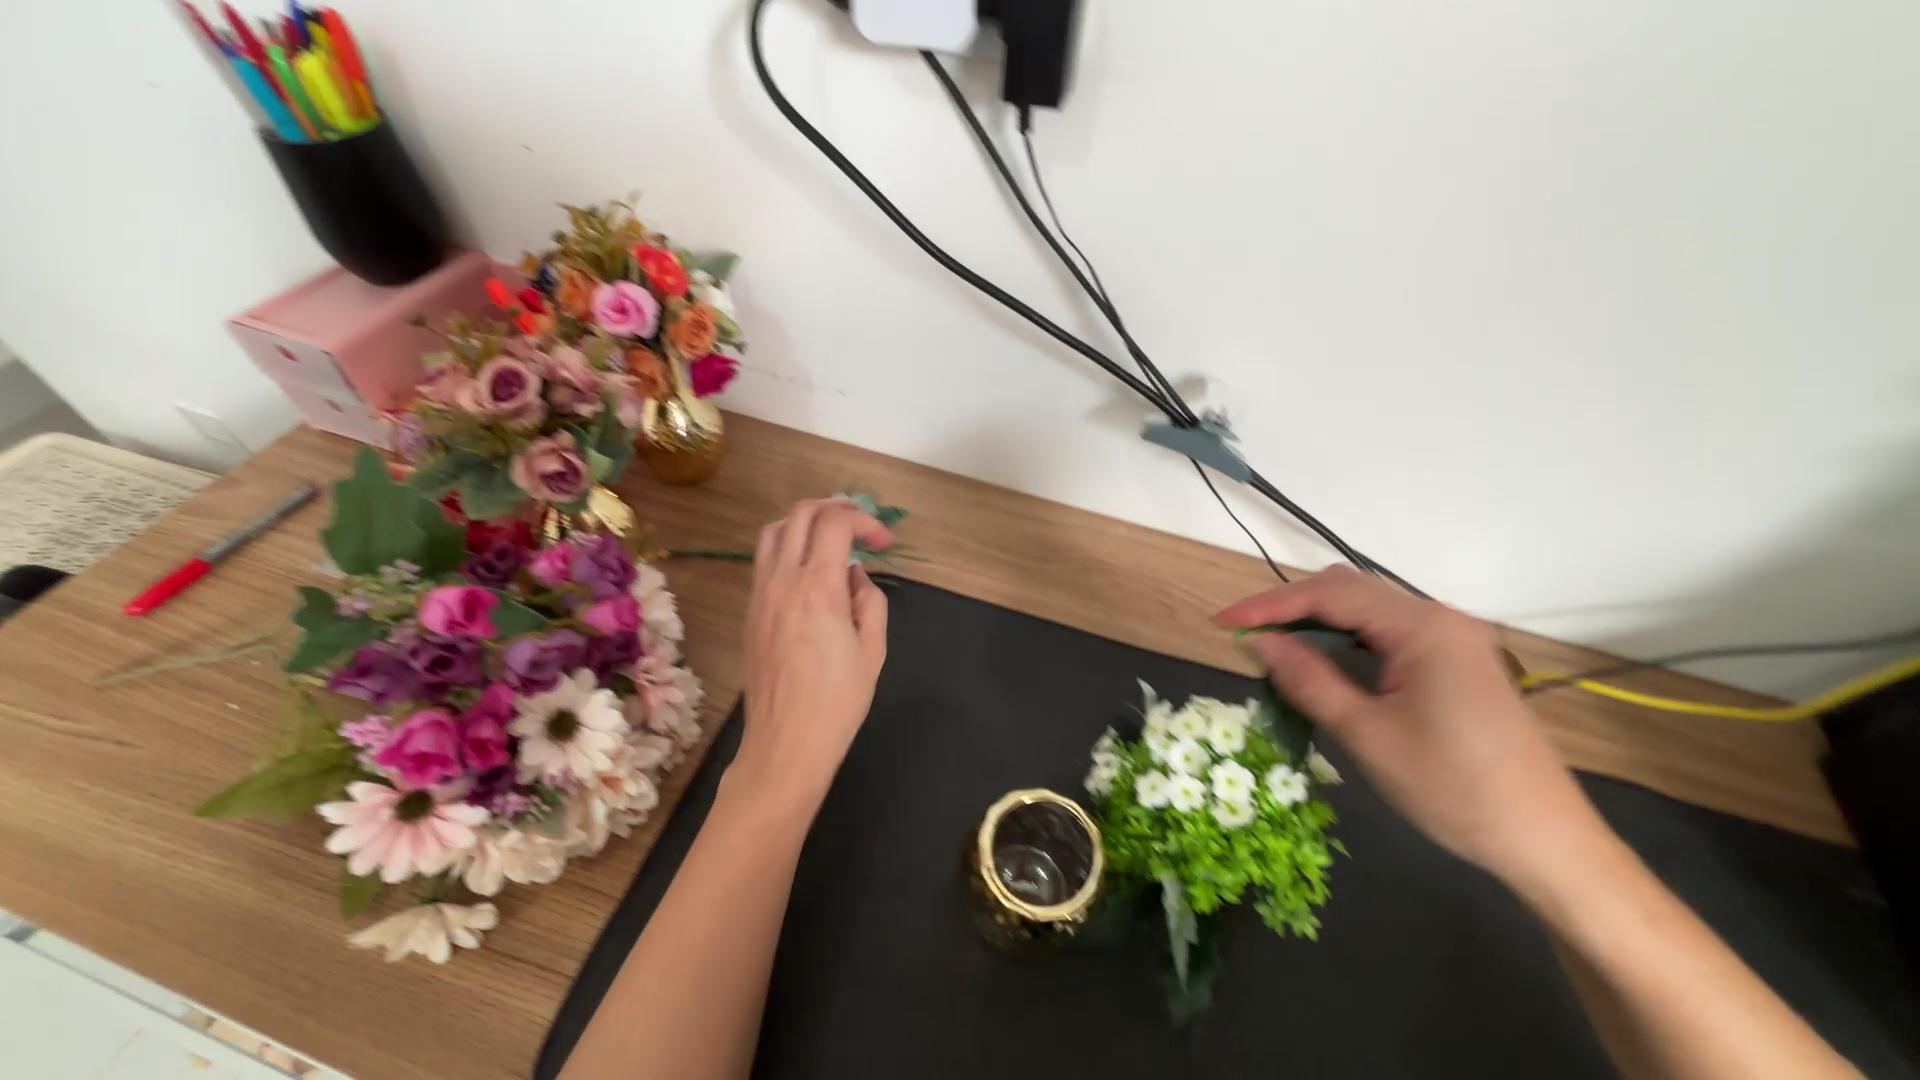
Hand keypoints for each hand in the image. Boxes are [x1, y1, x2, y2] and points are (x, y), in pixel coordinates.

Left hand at [731, 499, 892, 806]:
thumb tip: (856, 576)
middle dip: (835, 508)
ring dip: (804, 522)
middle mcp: (783, 581)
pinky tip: (808, 568)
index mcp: (818, 588)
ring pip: (773, 532)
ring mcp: (760, 595)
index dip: (866, 522)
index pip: (836, 525)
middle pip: (800, 515)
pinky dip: (786, 546)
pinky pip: (763, 560)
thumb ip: (869, 601)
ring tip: (830, 537)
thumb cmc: (838, 701)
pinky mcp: (750, 612)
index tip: (886, 542)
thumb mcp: (872, 650)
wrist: (786, 742)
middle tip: (860, 525)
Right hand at [1216, 566, 1607, 888]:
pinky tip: (1325, 661)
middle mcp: (1440, 618)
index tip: (1222, 622)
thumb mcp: (1367, 735)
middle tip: (1245, 635)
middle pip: (1350, 590)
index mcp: (1421, 627)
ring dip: (1318, 621)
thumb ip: (1309, 679)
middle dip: (1291, 606)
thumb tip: (1259, 642)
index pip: (1329, 595)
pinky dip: (1348, 638)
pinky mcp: (1458, 662)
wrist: (1546, 840)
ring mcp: (1454, 639)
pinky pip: (1390, 633)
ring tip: (1273, 646)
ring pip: (1370, 609)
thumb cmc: (1452, 789)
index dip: (1268, 605)